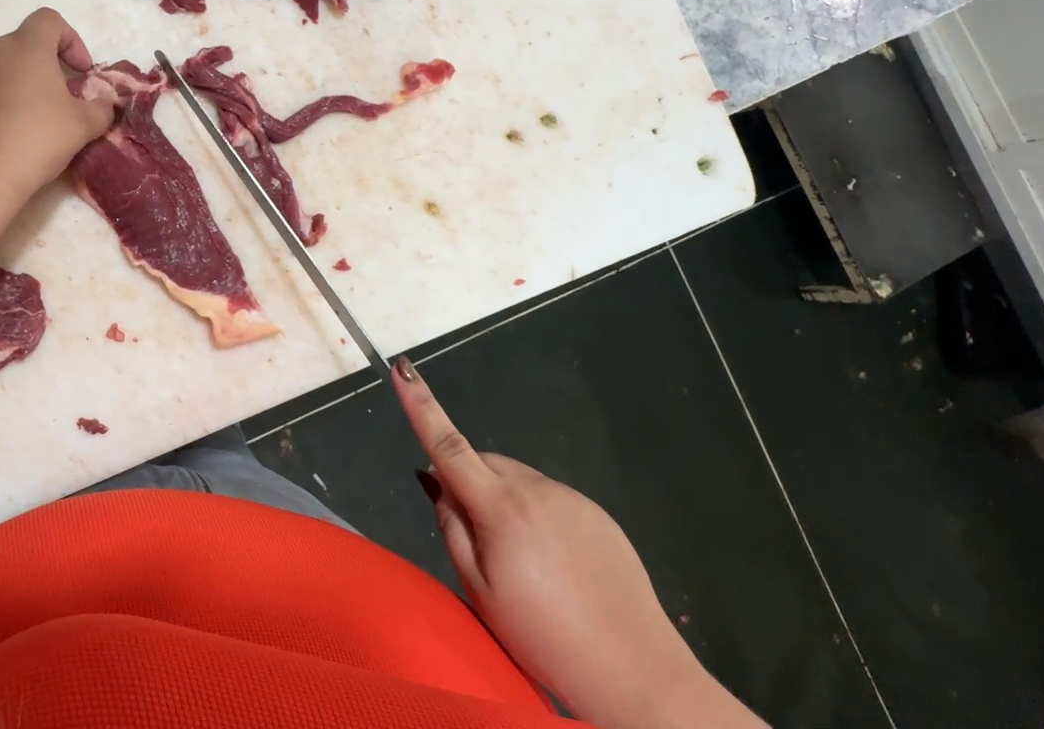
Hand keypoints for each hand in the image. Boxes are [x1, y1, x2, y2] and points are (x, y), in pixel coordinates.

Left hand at [0, 8, 115, 199]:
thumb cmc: (35, 138)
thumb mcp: (82, 125)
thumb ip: (101, 108)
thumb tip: (104, 104)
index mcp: (26, 47)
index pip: (50, 20)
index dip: (72, 40)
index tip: (81, 73)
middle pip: (26, 45)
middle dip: (49, 66)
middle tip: (64, 100)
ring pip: (5, 69)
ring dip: (25, 85)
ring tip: (38, 121)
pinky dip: (3, 102)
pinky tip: (11, 135)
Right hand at [389, 359, 765, 728]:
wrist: (639, 676)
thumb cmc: (542, 637)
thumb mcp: (477, 589)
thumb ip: (452, 527)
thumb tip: (437, 480)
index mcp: (502, 507)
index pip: (448, 444)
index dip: (421, 404)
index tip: (404, 367)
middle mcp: (539, 489)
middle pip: (484, 464)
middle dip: (468, 484)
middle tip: (474, 545)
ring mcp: (575, 500)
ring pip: (516, 481)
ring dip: (501, 503)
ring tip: (518, 565)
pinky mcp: (601, 517)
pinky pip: (549, 500)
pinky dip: (533, 517)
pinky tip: (550, 566)